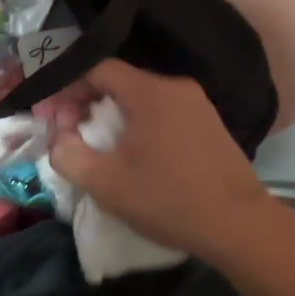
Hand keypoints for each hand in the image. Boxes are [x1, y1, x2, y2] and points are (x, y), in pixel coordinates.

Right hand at [41, 60, 278, 264]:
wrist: (241, 227)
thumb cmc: (169, 200)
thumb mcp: (105, 184)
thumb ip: (68, 156)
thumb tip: (58, 140)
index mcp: (148, 92)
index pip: (96, 68)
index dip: (67, 87)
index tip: (53, 115)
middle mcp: (174, 87)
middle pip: (118, 80)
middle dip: (87, 102)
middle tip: (71, 133)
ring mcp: (197, 103)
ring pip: (140, 96)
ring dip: (113, 114)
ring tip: (100, 145)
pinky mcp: (210, 123)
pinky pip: (163, 111)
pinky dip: (140, 123)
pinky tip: (135, 153)